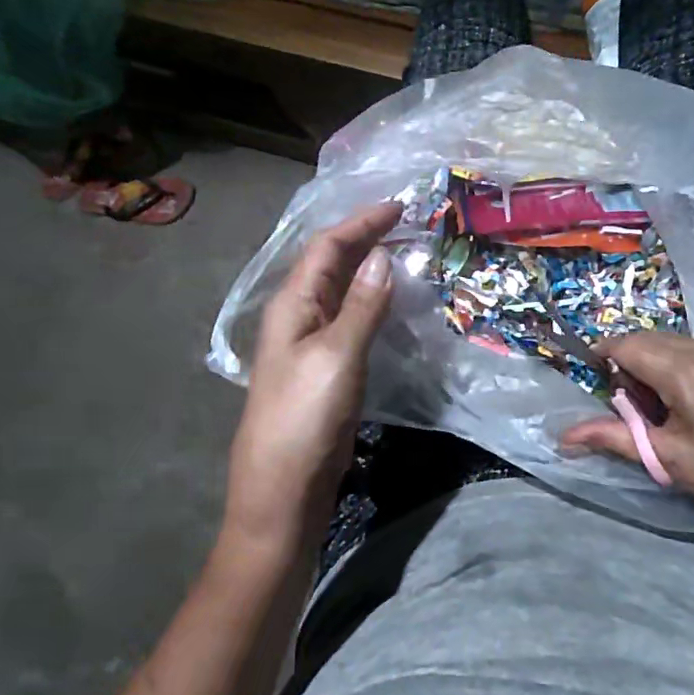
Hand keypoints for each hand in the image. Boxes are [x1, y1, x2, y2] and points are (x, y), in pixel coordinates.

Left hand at [224, 201, 401, 550]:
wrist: (284, 489)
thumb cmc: (304, 418)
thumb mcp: (336, 357)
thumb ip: (362, 305)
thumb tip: (385, 255)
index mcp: (293, 304)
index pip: (327, 247)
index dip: (361, 222)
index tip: (399, 205)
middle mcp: (299, 316)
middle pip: (332, 263)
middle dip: (366, 238)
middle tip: (409, 222)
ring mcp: (312, 343)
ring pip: (342, 291)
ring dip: (370, 267)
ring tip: (407, 251)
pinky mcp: (327, 368)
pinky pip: (351, 319)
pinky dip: (373, 301)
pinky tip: (393, 302)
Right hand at [562, 333, 693, 578]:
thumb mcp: (675, 463)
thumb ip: (615, 438)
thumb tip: (563, 438)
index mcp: (693, 374)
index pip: (629, 345)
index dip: (605, 356)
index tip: (598, 377)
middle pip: (658, 341)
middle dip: (639, 365)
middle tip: (643, 407)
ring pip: (690, 345)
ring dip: (672, 366)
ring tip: (685, 410)